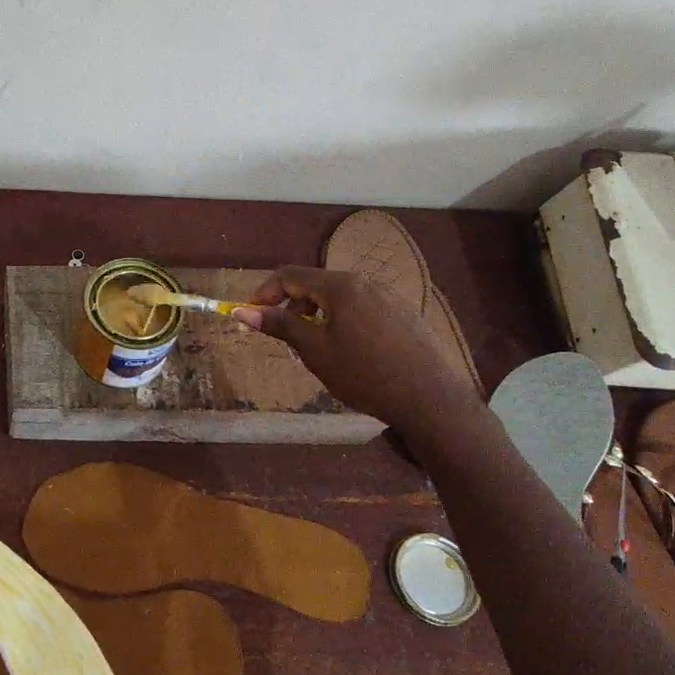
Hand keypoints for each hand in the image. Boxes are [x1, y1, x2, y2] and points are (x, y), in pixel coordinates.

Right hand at [231, 266, 483, 439]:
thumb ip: (280, 325)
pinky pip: (364, 307)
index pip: (290, 275)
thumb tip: (243, 310)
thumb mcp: (315, 351)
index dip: (265, 293)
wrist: (431, 400)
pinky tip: (353, 351)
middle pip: (317, 283)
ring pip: (341, 296)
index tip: (252, 316)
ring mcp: (391, 297)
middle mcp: (366, 282)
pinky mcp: (406, 314)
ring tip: (317, 346)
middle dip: (293, 304)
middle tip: (285, 335)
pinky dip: (344, 319)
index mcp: (341, 286)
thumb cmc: (365, 374)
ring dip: (318, 313)